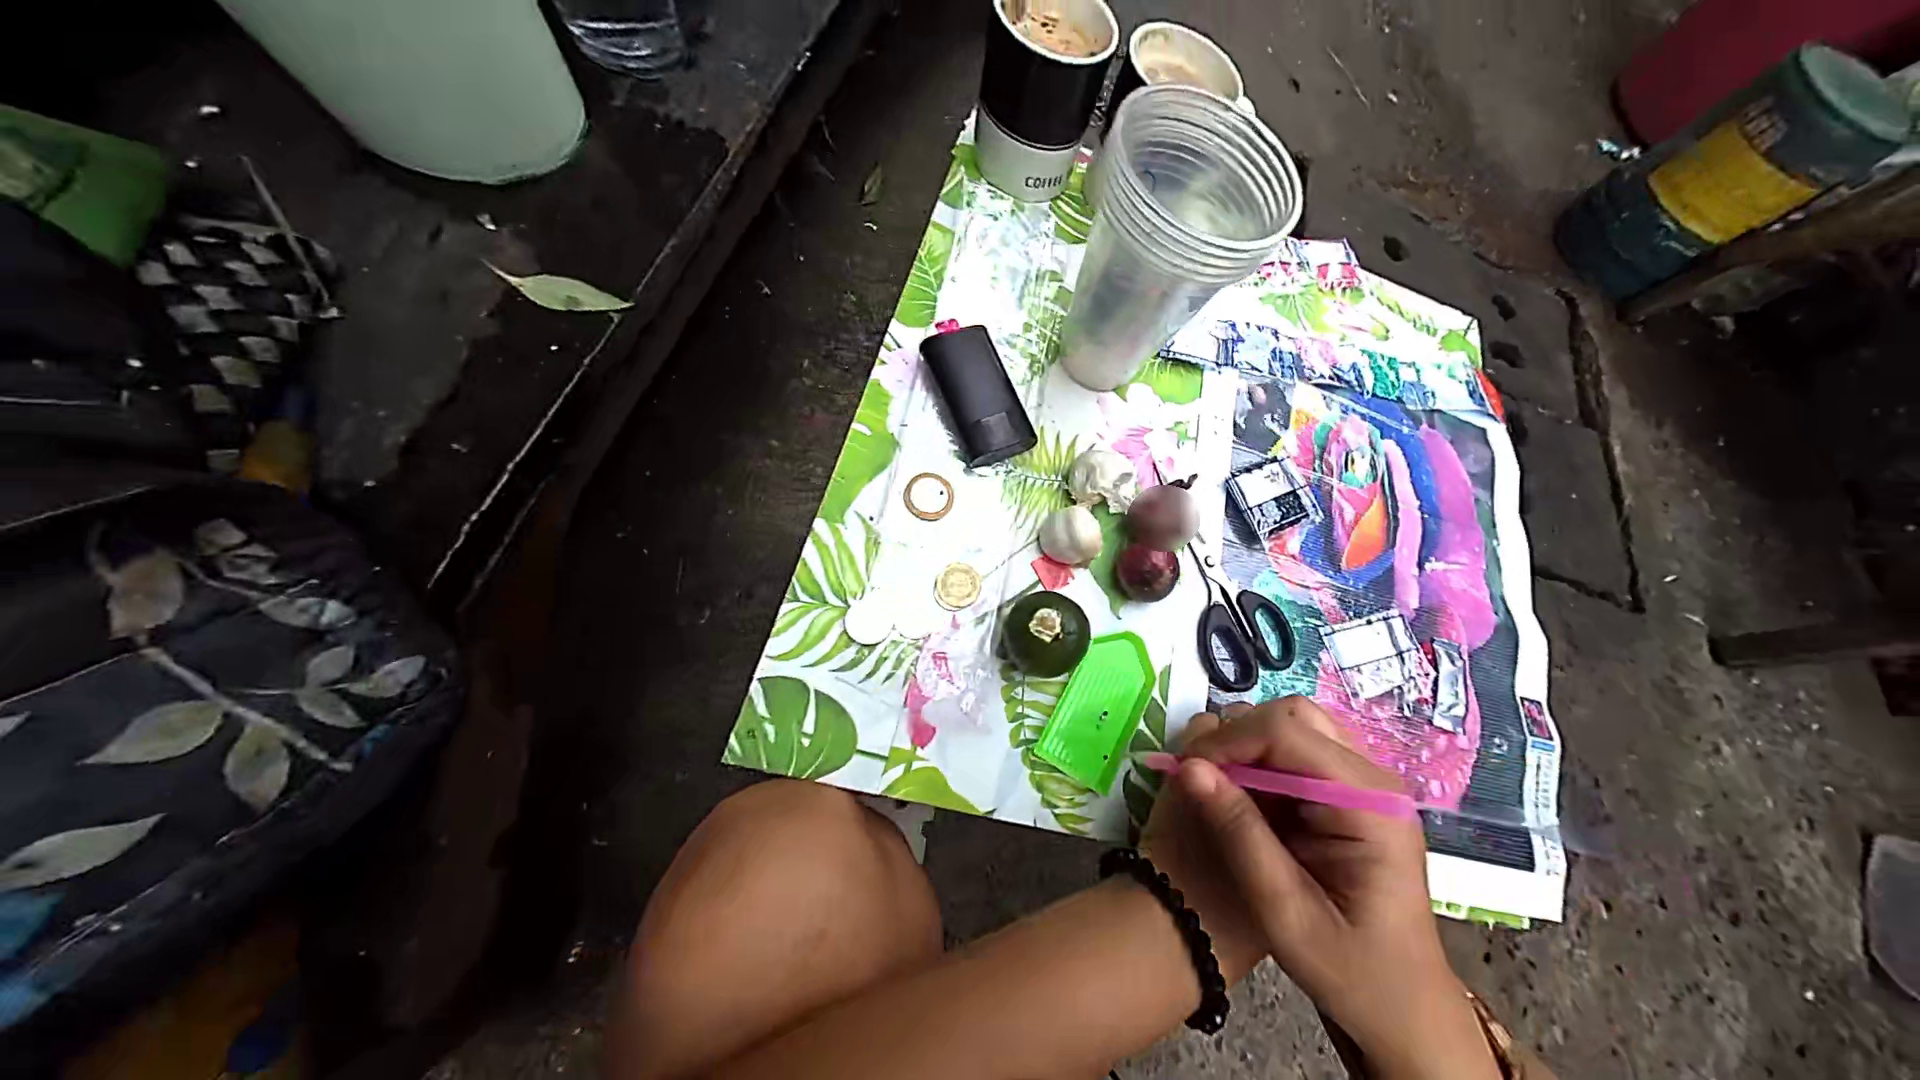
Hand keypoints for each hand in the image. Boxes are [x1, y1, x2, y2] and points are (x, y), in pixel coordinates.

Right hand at [1171, 698, 1498, 1079]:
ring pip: (1291, 725)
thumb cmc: (1349, 969)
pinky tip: (1241, 795)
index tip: (1183, 770)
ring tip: (1215, 784)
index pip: (1287, 732)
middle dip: (1235, 737)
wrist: (1403, 1007)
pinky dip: (1257, 760)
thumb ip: (1238, 833)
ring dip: (1245, 746)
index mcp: (1369, 804)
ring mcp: (1364, 782)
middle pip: (1292, 717)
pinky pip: (1295, 750)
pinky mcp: (1349, 791)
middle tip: (1197, 775)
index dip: (1228, 741)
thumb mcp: (1283, 910)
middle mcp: (1373, 779)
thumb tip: (1187, 767)